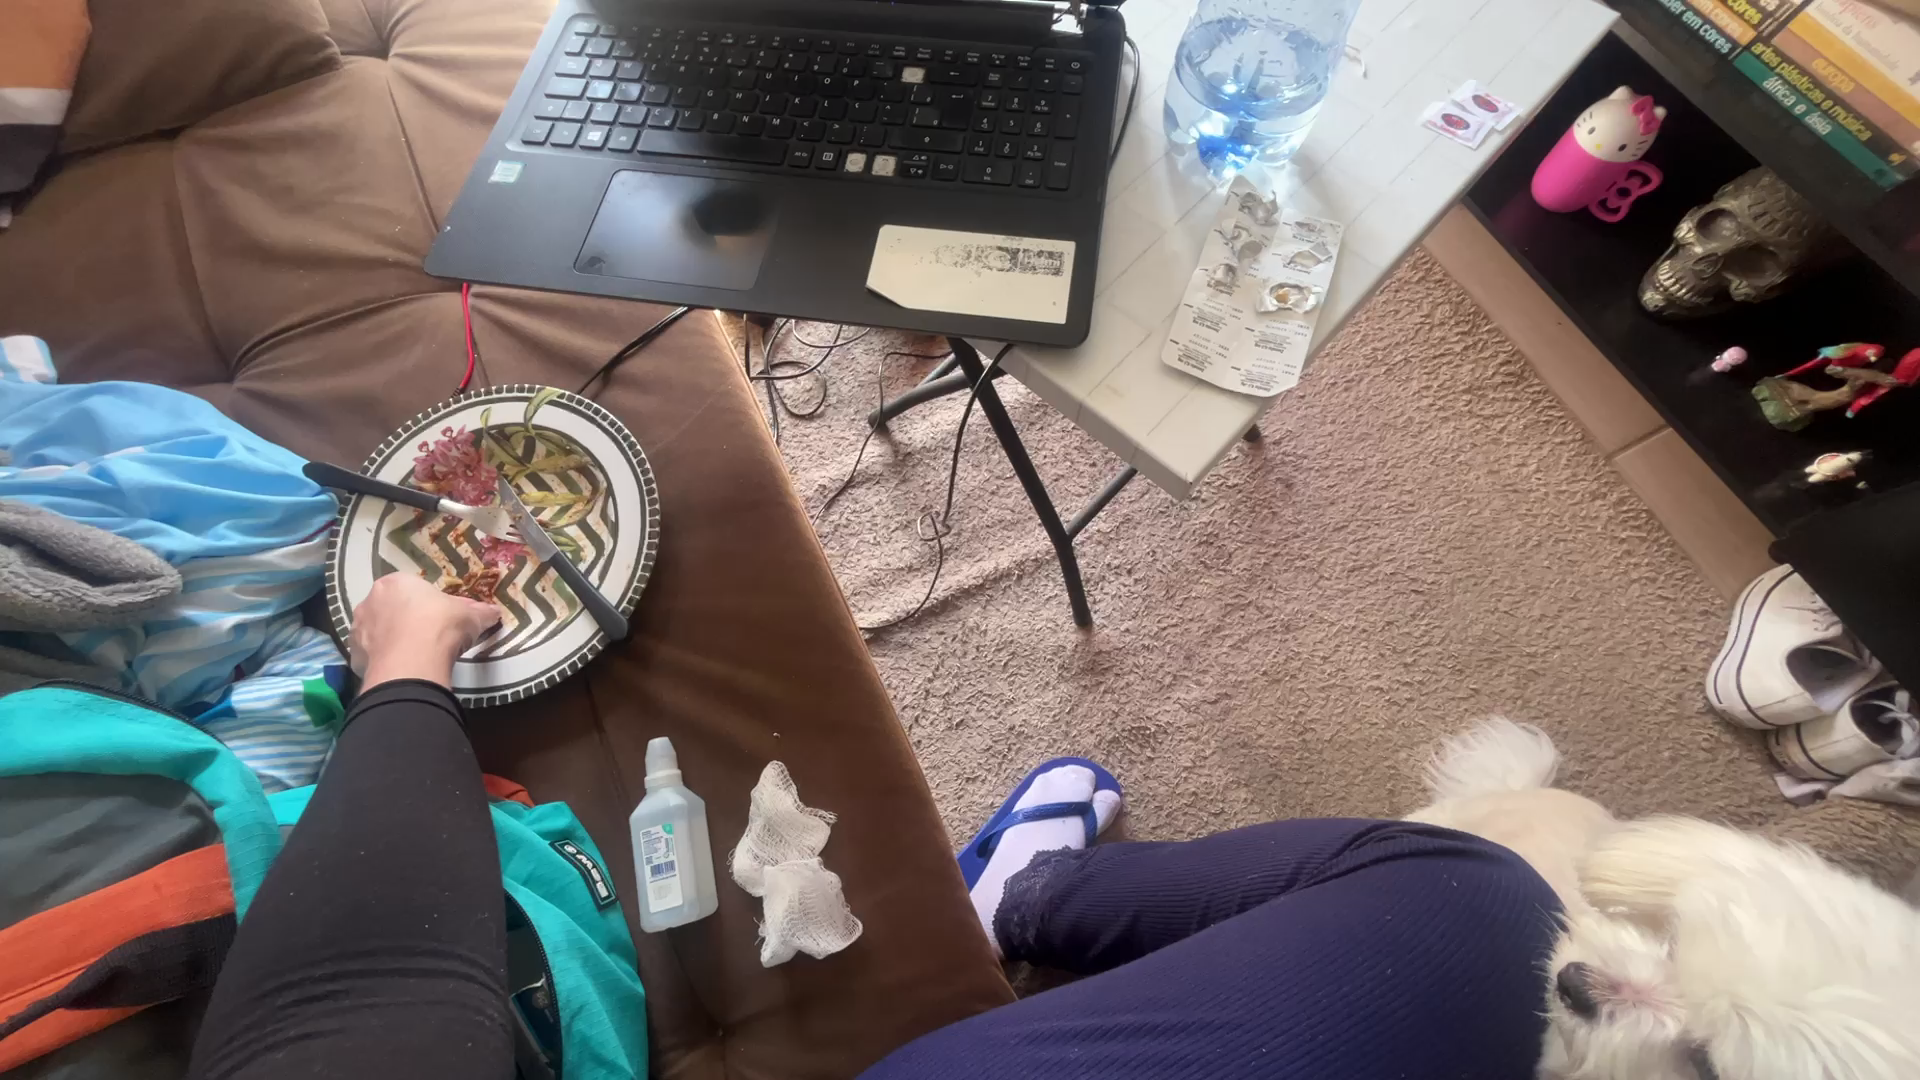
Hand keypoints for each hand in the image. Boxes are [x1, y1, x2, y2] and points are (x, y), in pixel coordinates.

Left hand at [350, 573, 500, 689]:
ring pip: (379, 630)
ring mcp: (358, 628)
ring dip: (395, 637)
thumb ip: (481, 612)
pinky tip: (405, 666)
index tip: (447, 615)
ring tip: (418, 653)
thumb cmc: (442, 625)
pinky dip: (386, 658)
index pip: (414, 588)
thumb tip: (493, 612)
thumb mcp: (472, 616)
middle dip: (410, 618)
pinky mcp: (353, 655)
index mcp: (396, 583)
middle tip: (433, 633)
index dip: (433, 602)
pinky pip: (373, 653)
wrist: (413, 661)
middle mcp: (370, 601)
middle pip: (393, 607)